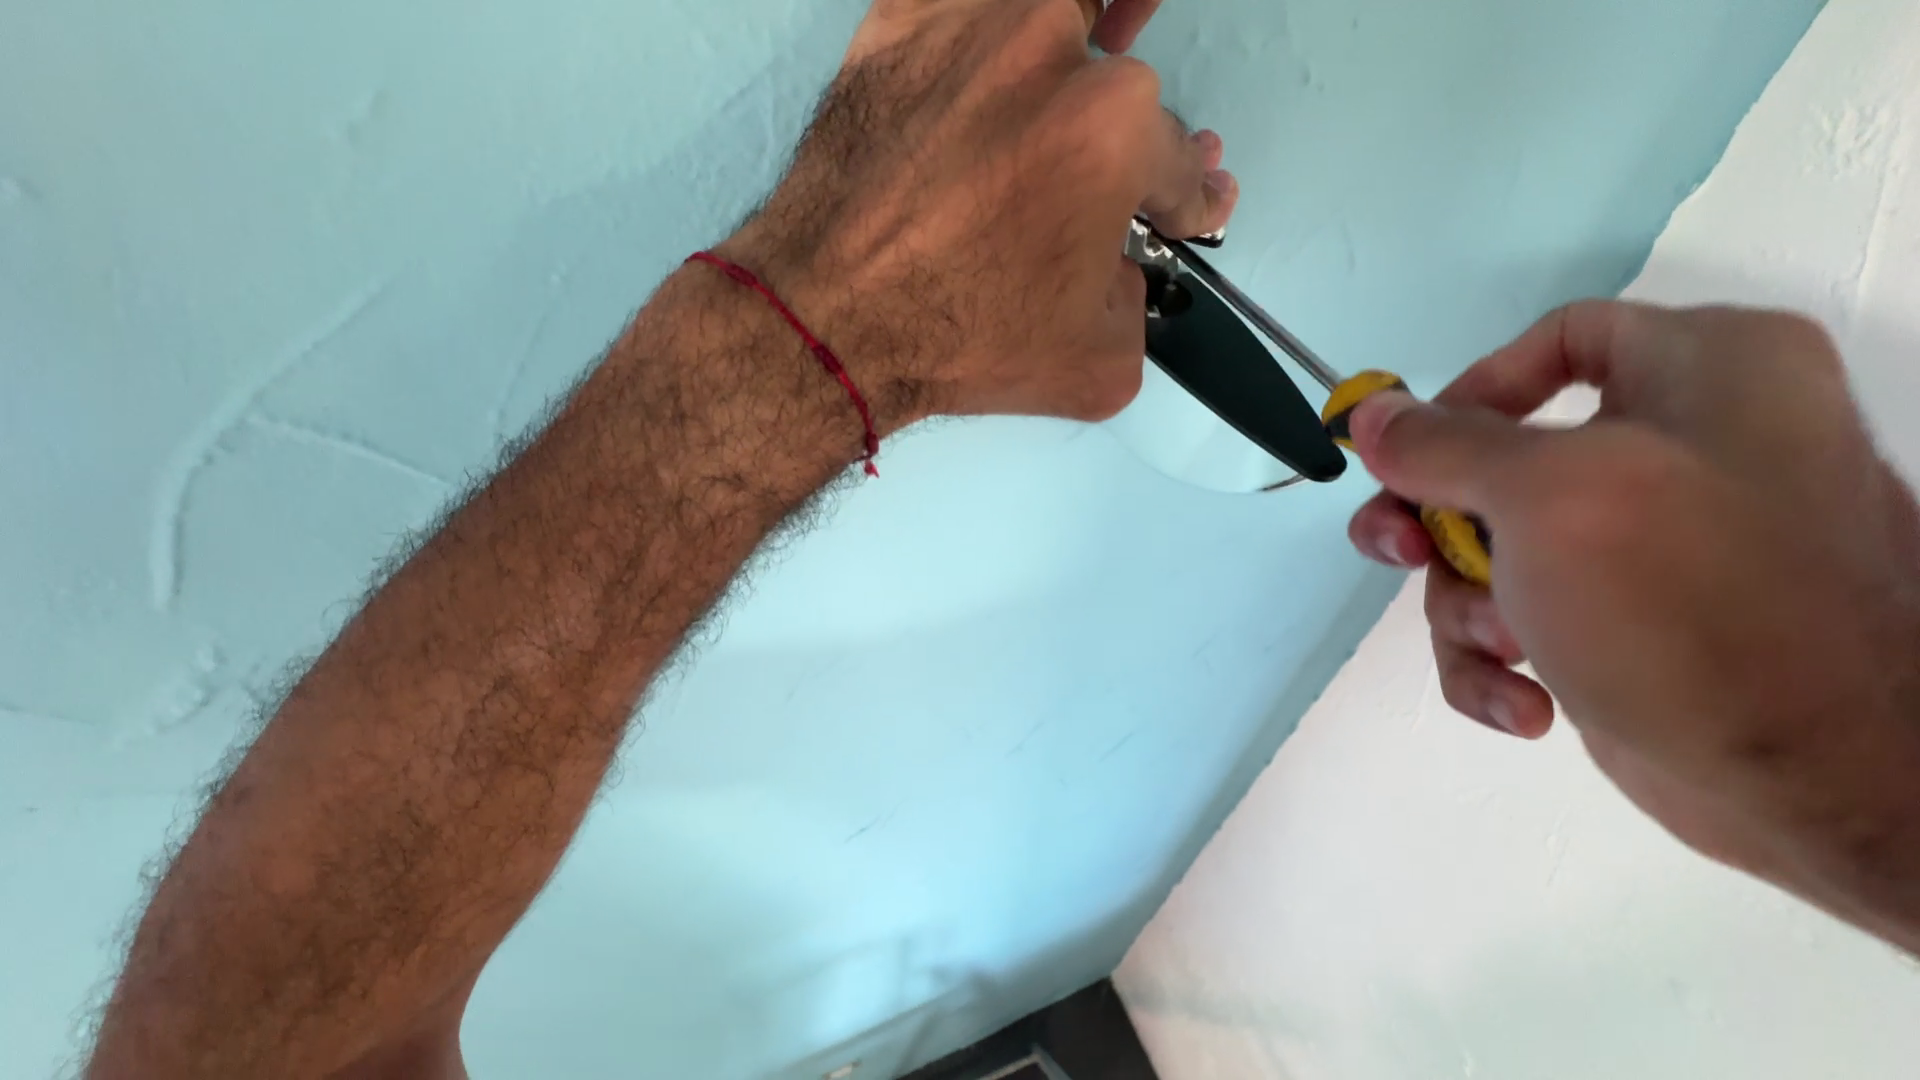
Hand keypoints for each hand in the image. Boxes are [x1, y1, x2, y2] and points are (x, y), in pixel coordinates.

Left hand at [719, 0, 1236, 429]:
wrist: (829, 321)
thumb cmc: (956, 342)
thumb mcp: (1097, 364)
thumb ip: (1137, 305)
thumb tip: (1117, 271)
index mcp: (1113, 131)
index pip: (1179, 165)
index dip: (1190, 200)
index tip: (1188, 211)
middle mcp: (1048, 51)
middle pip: (1121, 86)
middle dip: (1134, 141)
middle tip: (1124, 174)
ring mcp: (968, 26)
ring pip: (1053, 14)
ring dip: (1081, 39)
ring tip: (1088, 63)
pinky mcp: (899, 24)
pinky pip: (965, 13)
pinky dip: (990, 34)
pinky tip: (999, 63)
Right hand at [1347, 301, 1919, 948]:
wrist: (1822, 786)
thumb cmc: (1689, 604)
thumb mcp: (1549, 498)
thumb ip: (1443, 445)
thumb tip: (1368, 413)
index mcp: (1703, 375)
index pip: (1556, 340)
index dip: (1469, 392)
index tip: (1416, 456)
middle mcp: (1680, 448)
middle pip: (1494, 458)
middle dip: (1433, 522)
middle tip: (1404, 556)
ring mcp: (1648, 543)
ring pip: (1488, 549)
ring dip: (1465, 605)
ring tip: (1504, 649)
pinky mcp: (1620, 621)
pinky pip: (1514, 616)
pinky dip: (1494, 661)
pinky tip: (1522, 704)